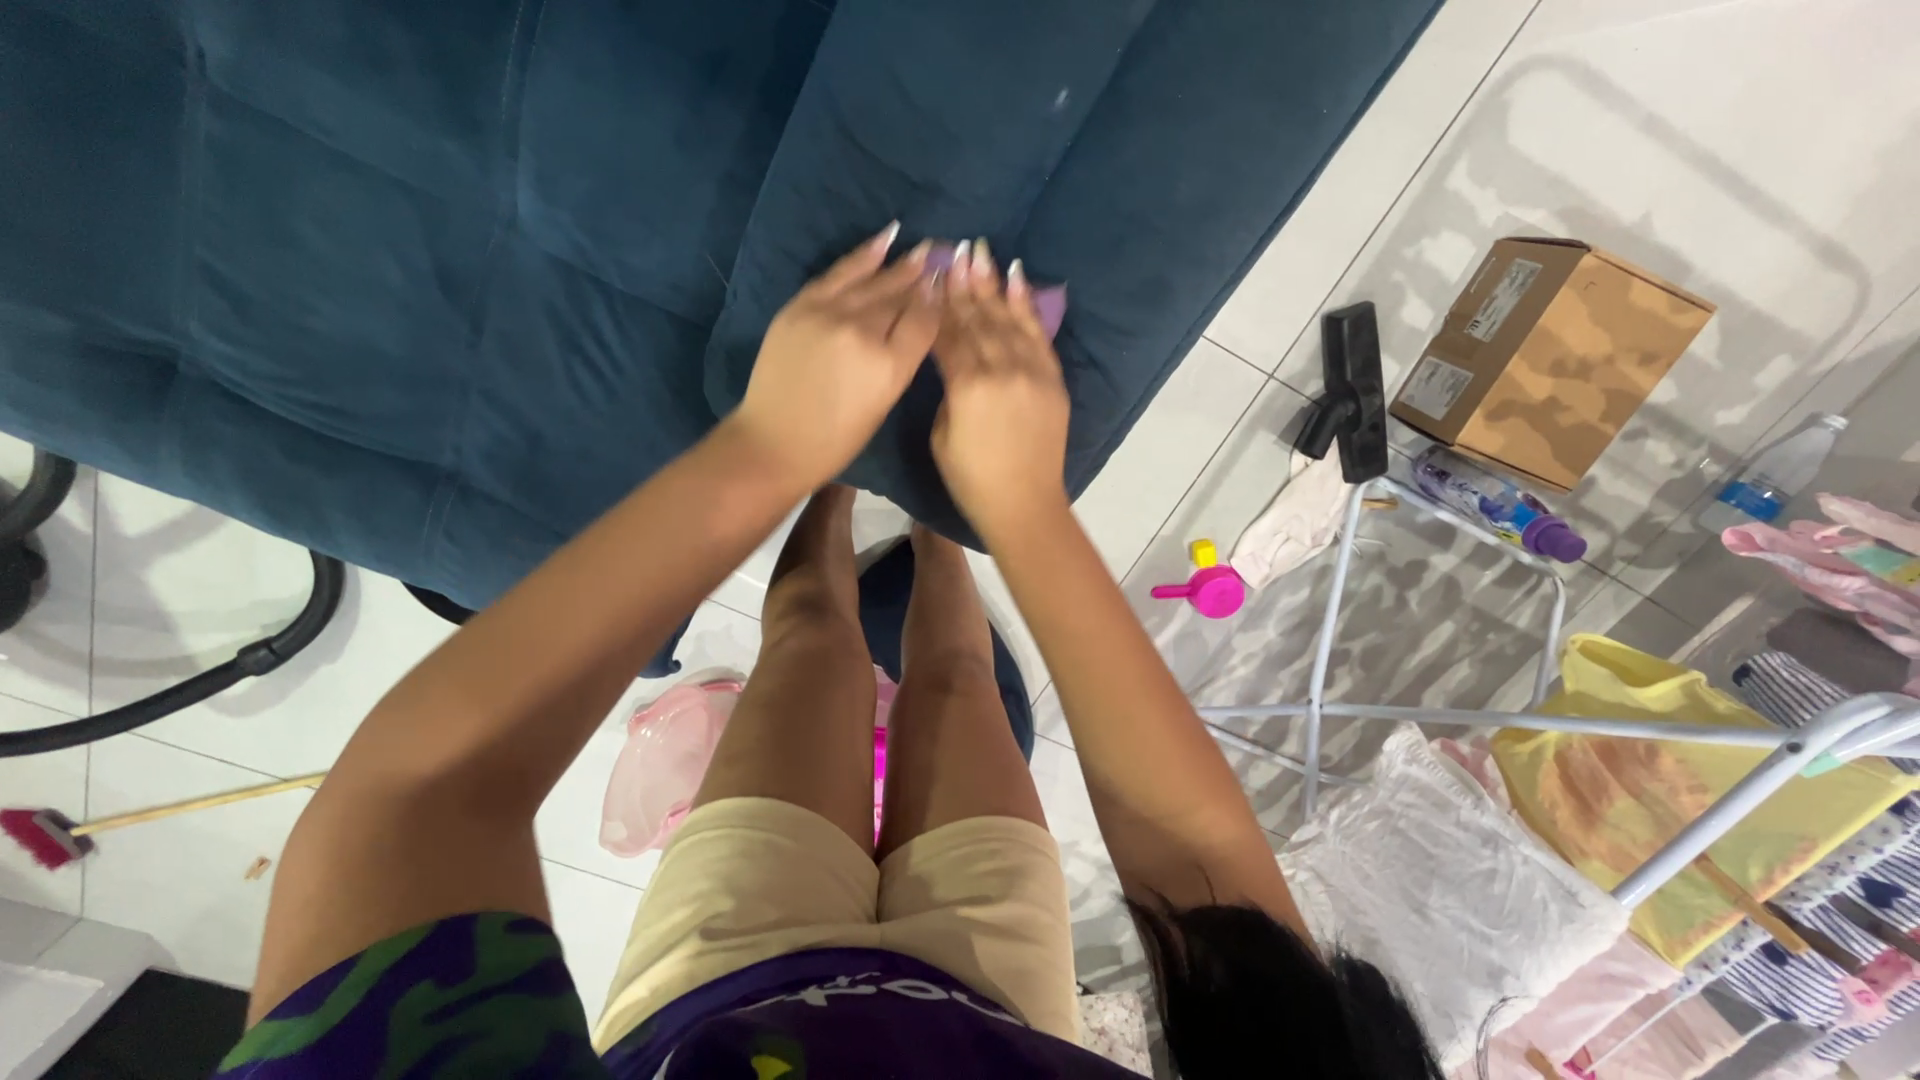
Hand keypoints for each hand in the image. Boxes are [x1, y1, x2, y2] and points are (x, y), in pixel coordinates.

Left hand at [729, 223, 940, 490]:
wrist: (775, 441)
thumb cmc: (836, 439)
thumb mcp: (882, 405)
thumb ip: (902, 360)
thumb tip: (917, 320)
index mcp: (890, 368)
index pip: (923, 320)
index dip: (938, 298)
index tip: (949, 281)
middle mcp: (864, 334)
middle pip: (901, 296)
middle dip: (923, 276)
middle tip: (943, 254)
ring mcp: (830, 315)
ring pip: (873, 282)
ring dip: (900, 264)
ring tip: (921, 249)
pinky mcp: (802, 307)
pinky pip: (839, 273)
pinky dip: (863, 256)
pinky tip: (884, 241)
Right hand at [929, 241, 1071, 538]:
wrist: (1024, 504)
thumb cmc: (971, 480)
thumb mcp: (941, 435)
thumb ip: (947, 390)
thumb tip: (954, 362)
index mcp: (967, 386)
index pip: (948, 334)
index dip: (937, 303)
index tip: (929, 273)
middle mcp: (1001, 369)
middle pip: (977, 319)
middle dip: (963, 283)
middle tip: (954, 249)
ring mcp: (1032, 372)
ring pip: (1008, 319)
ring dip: (992, 285)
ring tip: (981, 253)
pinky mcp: (1052, 379)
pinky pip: (1038, 334)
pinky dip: (1026, 305)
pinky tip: (1016, 279)